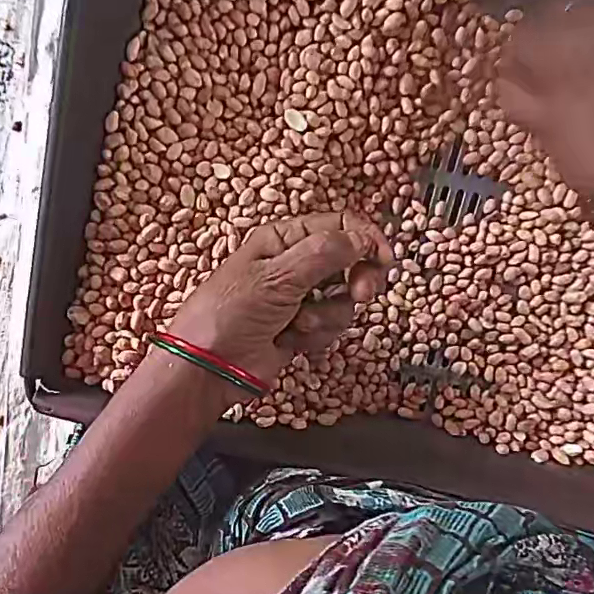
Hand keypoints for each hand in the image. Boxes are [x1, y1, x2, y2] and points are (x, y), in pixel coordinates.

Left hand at [166, 211, 392, 393]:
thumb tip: (361, 238)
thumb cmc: (228, 314)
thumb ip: (324, 254)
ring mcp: (297, 299)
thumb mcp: (276, 276)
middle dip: (355, 280)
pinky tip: (290, 340)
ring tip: (297, 323)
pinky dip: (315, 335)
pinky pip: (329, 326)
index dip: (367, 240)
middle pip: (348, 263)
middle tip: (360, 293)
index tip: (385, 260)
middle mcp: (293, 265)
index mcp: (283, 239)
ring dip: (326, 315)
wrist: (209, 367)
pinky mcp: (300, 328)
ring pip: (342, 300)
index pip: (339, 226)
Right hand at [498, 0, 593, 203]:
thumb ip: (520, 96)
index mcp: (560, 48)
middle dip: (553, 38)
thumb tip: (509, 74)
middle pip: (561, 12)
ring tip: (593, 71)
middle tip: (554, 74)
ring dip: (589, 35)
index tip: (522, 78)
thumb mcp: (546, 133)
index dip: (519, 59)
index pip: (523, 34)